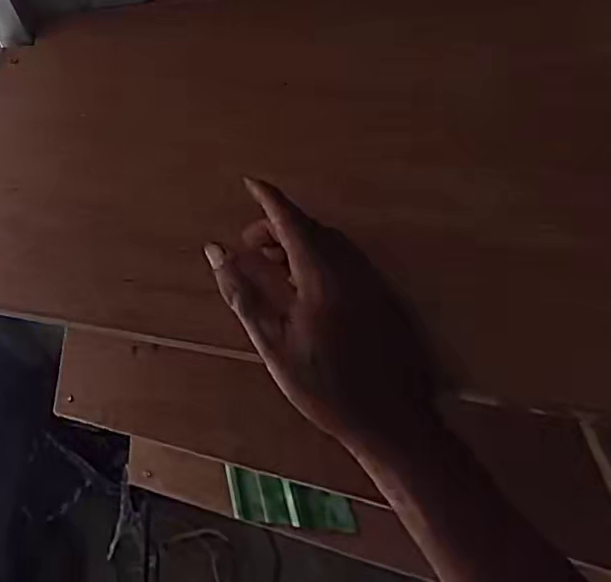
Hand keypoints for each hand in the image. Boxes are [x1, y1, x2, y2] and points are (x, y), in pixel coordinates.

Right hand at [206, 178, 437, 456]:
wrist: (395, 428)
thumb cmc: (324, 386)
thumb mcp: (270, 342)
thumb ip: (241, 291)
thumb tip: (216, 249)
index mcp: (322, 280)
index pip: (293, 224)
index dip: (270, 199)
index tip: (250, 181)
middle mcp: (353, 275)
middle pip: (313, 230)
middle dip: (277, 225)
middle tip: (248, 243)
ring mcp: (374, 288)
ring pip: (333, 245)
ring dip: (299, 241)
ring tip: (271, 264)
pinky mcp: (387, 303)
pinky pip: (348, 262)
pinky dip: (319, 257)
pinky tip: (303, 285)